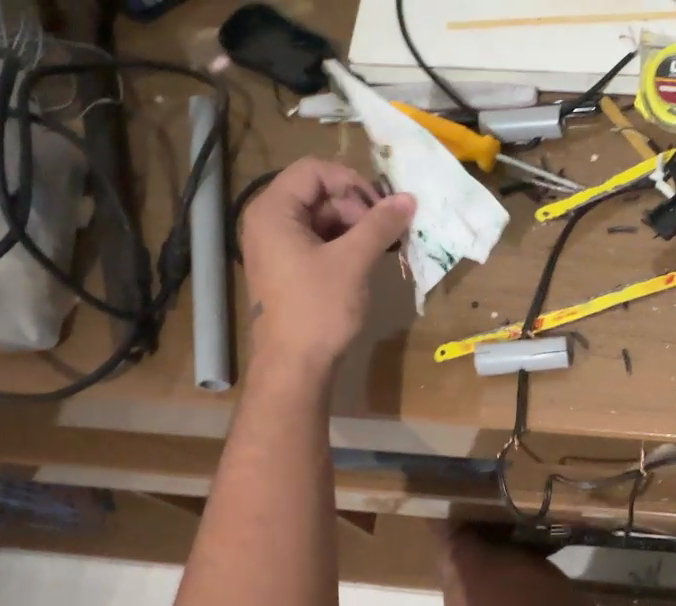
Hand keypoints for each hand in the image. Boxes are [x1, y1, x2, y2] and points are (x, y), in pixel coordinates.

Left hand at [238, 157, 414, 374]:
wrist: (295, 365)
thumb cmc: (319, 309)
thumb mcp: (353, 262)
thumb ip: (379, 225)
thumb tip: (408, 198)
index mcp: (273, 210)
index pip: (314, 171)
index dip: (352, 182)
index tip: (383, 208)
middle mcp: (268, 221)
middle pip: (318, 194)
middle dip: (356, 209)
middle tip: (387, 234)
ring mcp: (276, 247)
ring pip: (321, 220)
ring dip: (355, 229)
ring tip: (382, 249)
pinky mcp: (288, 270)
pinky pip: (317, 243)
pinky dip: (343, 247)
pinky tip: (365, 263)